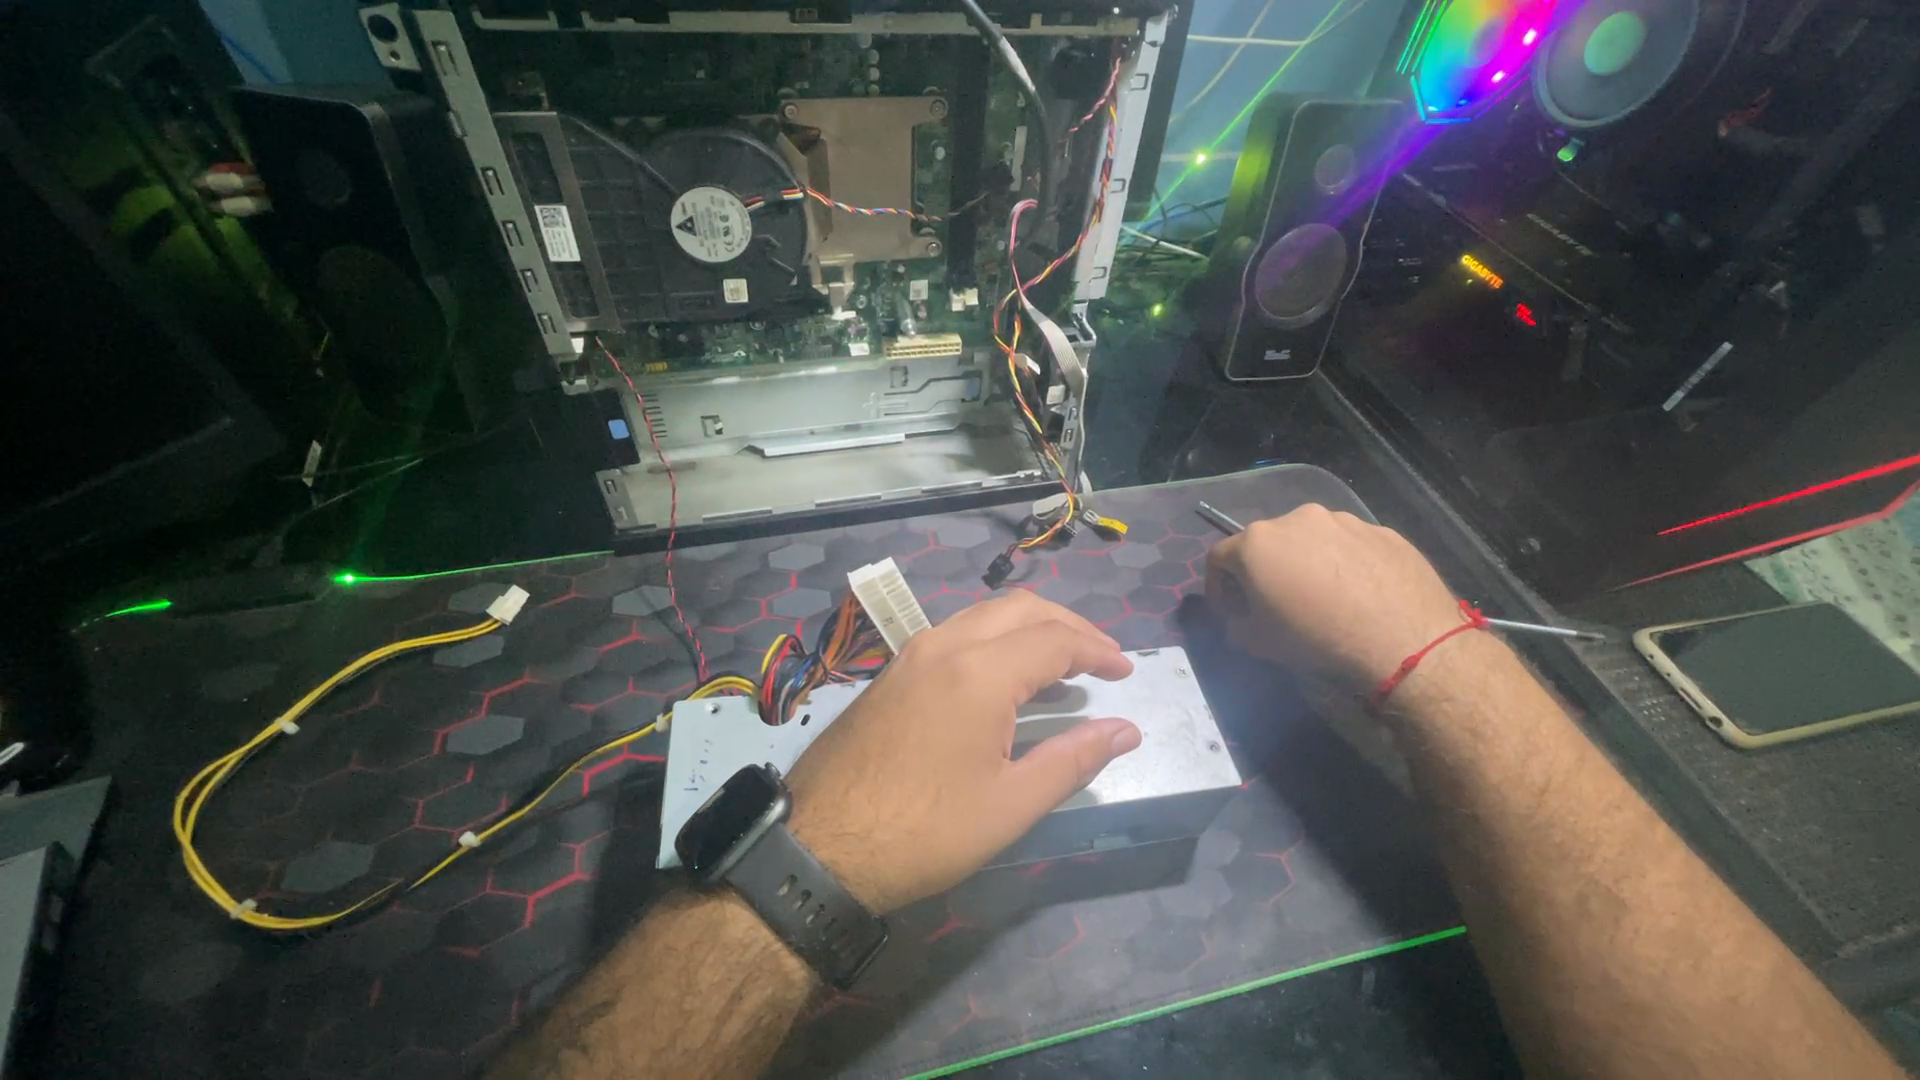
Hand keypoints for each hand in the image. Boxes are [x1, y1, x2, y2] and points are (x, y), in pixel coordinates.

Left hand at [784, 591, 1140, 913]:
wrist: (818, 844)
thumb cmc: (923, 831)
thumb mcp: (1010, 804)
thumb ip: (1074, 759)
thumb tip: (1126, 730)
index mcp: (979, 672)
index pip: (1054, 640)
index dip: (1098, 650)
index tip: (1126, 670)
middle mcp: (944, 645)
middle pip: (1020, 609)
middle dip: (1068, 625)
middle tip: (1102, 655)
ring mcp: (912, 655)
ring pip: (984, 616)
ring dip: (1029, 628)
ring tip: (1062, 662)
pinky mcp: (892, 672)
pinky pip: (956, 634)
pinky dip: (995, 640)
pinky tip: (1006, 676)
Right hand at [1205, 504, 1465, 688]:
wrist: (1402, 639)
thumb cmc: (1316, 637)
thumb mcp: (1257, 643)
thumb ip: (1236, 625)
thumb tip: (1241, 619)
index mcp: (1257, 541)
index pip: (1218, 557)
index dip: (1218, 586)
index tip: (1230, 611)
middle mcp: (1297, 519)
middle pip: (1267, 543)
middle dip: (1264, 571)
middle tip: (1275, 603)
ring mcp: (1344, 521)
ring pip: (1311, 540)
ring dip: (1306, 564)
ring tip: (1323, 598)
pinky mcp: (1382, 531)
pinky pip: (1350, 546)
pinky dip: (1344, 565)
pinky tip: (1357, 595)